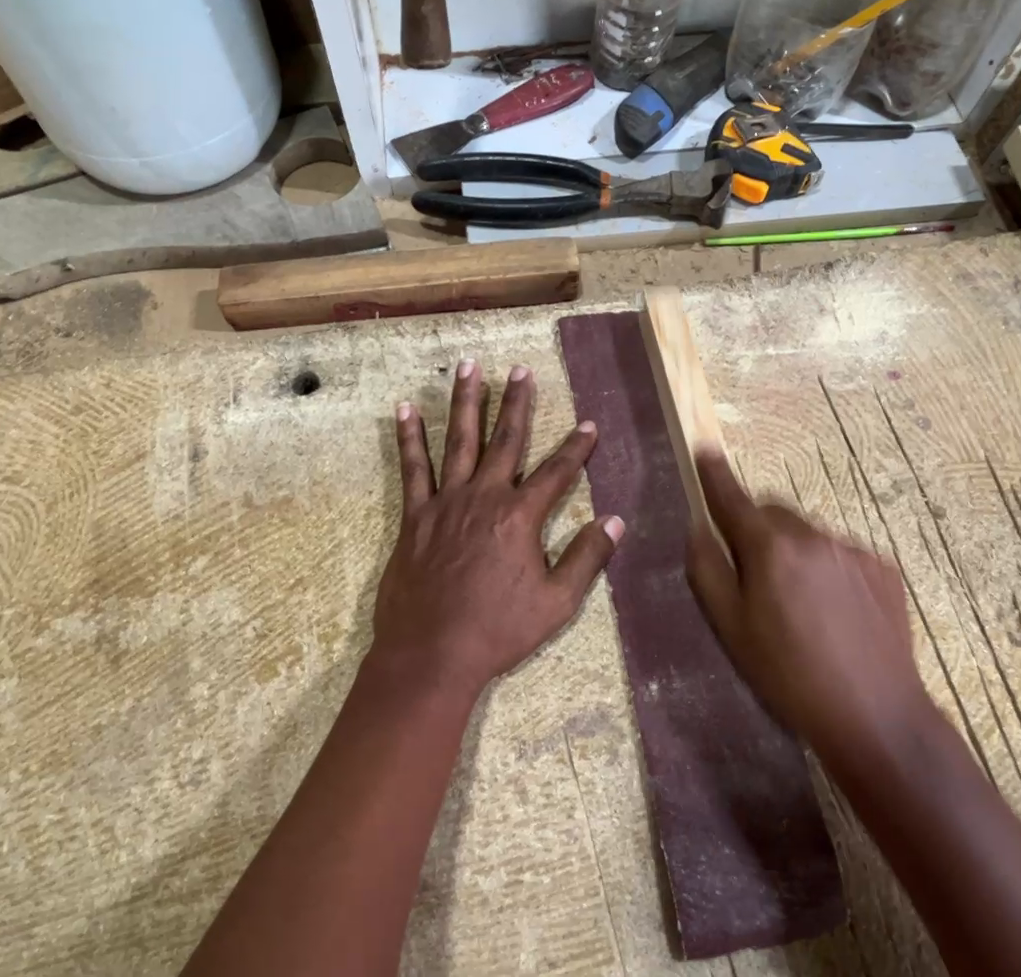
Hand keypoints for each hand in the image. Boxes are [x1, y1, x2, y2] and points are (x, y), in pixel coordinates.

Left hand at [370, 359, 623, 695]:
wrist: (432, 652)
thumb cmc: (498, 630)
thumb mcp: (556, 602)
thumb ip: (586, 558)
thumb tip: (615, 522)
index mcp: (520, 518)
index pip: (556, 472)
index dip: (576, 447)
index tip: (589, 424)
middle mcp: (484, 498)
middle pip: (505, 441)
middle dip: (517, 404)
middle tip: (521, 370)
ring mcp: (445, 503)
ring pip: (458, 441)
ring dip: (466, 402)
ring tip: (469, 367)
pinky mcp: (415, 516)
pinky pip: (412, 468)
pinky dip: (409, 437)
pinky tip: (405, 409)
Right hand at [685, 449, 927, 751]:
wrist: (873, 714)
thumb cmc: (787, 675)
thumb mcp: (730, 628)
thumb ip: (707, 570)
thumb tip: (698, 529)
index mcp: (771, 548)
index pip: (734, 498)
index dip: (715, 474)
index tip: (704, 449)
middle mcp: (814, 536)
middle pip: (773, 514)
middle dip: (756, 531)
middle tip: (753, 580)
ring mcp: (855, 550)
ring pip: (808, 535)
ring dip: (793, 553)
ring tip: (798, 608)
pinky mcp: (884, 569)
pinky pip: (841, 554)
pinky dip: (826, 570)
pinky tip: (832, 615)